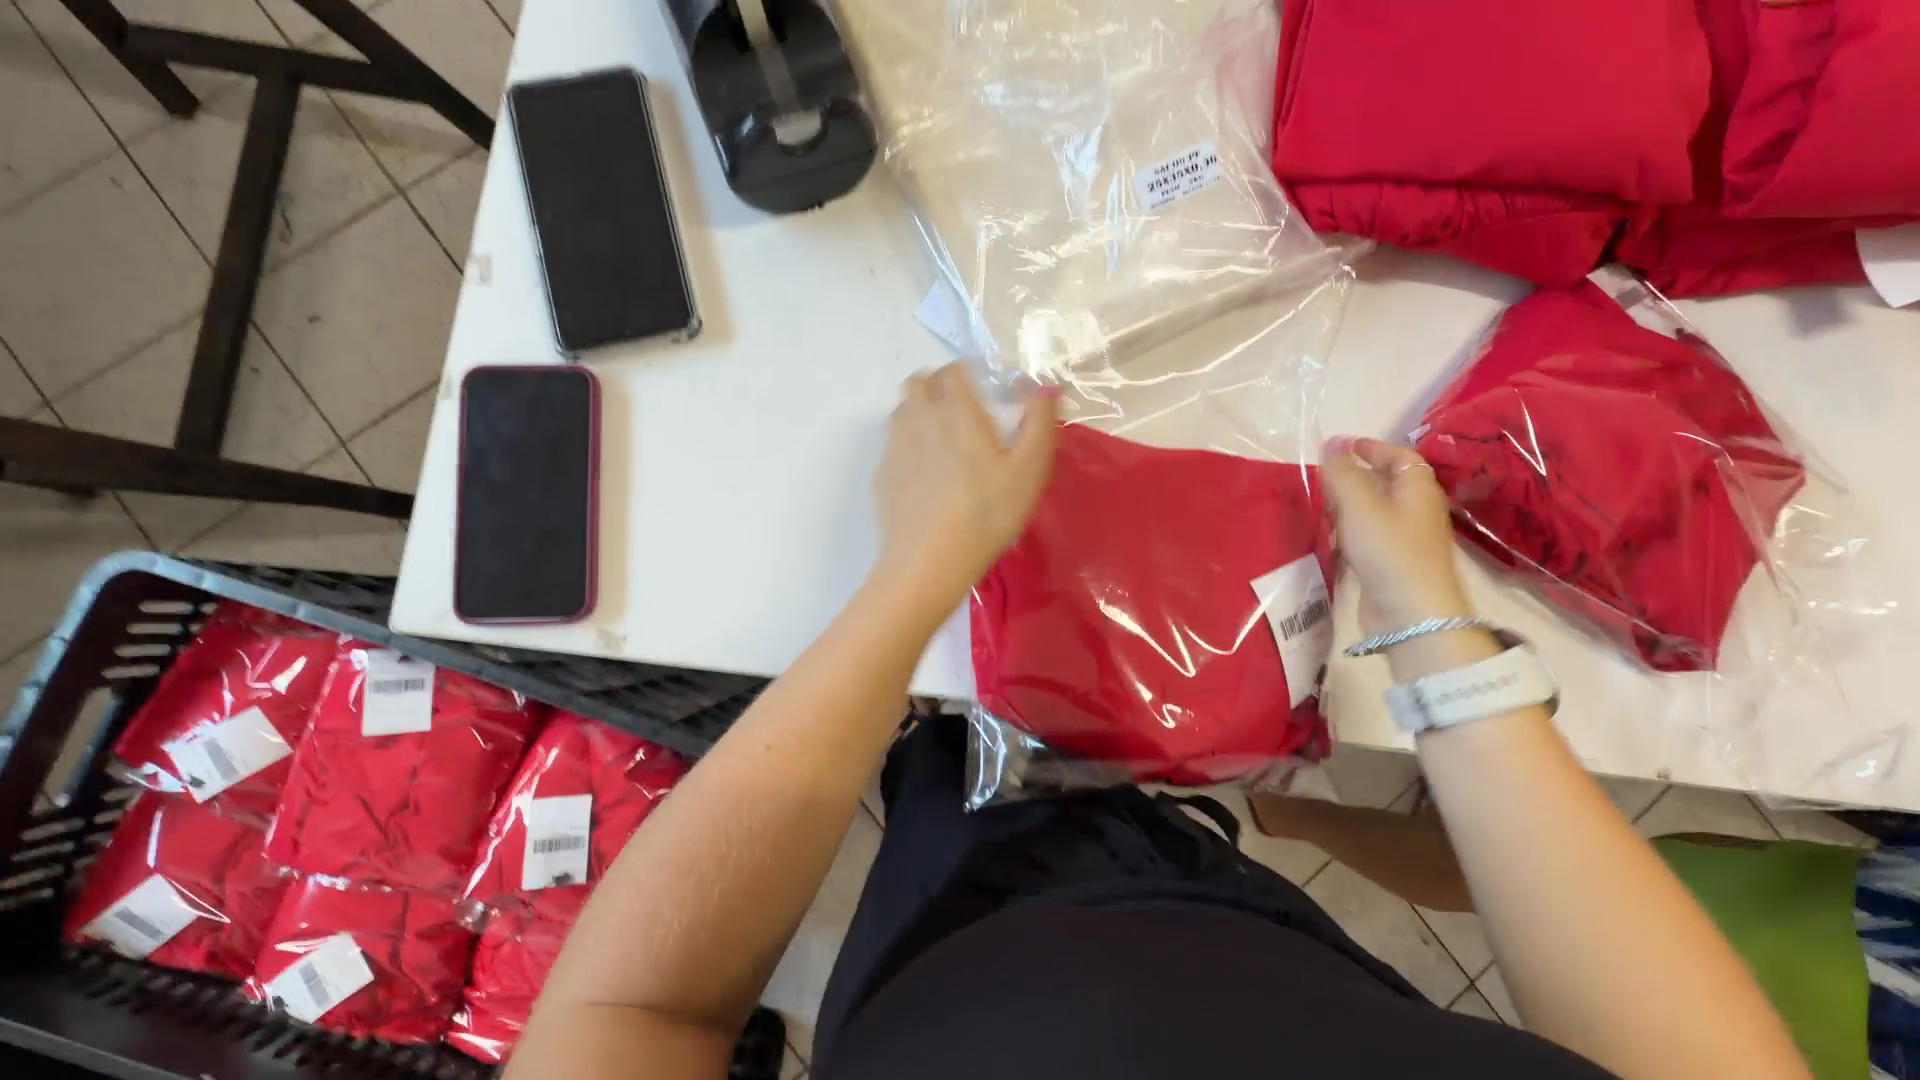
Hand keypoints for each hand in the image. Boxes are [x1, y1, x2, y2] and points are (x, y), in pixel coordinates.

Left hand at [870, 363, 1058, 617]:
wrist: (928, 562)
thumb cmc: (987, 514)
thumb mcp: (1029, 471)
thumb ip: (1040, 422)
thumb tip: (1046, 386)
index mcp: (955, 409)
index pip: (953, 369)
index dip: (967, 373)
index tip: (983, 390)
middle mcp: (918, 418)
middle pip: (918, 382)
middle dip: (937, 386)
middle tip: (960, 411)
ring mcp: (894, 446)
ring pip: (901, 410)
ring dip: (919, 412)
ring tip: (942, 441)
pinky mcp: (881, 474)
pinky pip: (893, 445)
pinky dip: (907, 447)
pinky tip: (925, 478)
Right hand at [1321, 437, 1472, 634]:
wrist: (1410, 614)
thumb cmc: (1388, 551)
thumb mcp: (1359, 505)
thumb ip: (1342, 473)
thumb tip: (1331, 442)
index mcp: (1417, 489)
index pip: (1400, 457)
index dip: (1373, 447)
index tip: (1344, 446)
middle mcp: (1415, 510)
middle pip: (1385, 483)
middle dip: (1355, 477)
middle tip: (1324, 478)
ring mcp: (1404, 538)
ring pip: (1373, 511)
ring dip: (1348, 506)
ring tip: (1321, 508)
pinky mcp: (1391, 563)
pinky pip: (1367, 537)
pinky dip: (1348, 532)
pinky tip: (1330, 541)